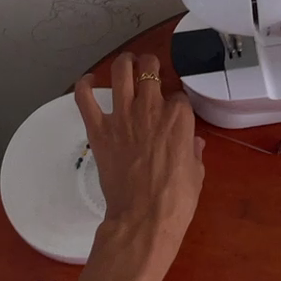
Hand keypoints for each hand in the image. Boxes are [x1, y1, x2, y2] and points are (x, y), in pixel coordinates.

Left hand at [72, 52, 205, 280]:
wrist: (143, 218)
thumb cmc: (176, 199)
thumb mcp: (196, 174)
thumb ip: (193, 152)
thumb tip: (193, 143)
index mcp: (179, 117)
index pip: (178, 95)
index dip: (176, 101)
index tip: (173, 110)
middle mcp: (151, 108)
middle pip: (150, 68)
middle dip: (150, 64)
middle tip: (148, 67)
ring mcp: (122, 116)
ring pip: (121, 72)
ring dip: (124, 63)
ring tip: (126, 62)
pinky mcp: (98, 129)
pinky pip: (85, 98)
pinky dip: (84, 85)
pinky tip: (87, 80)